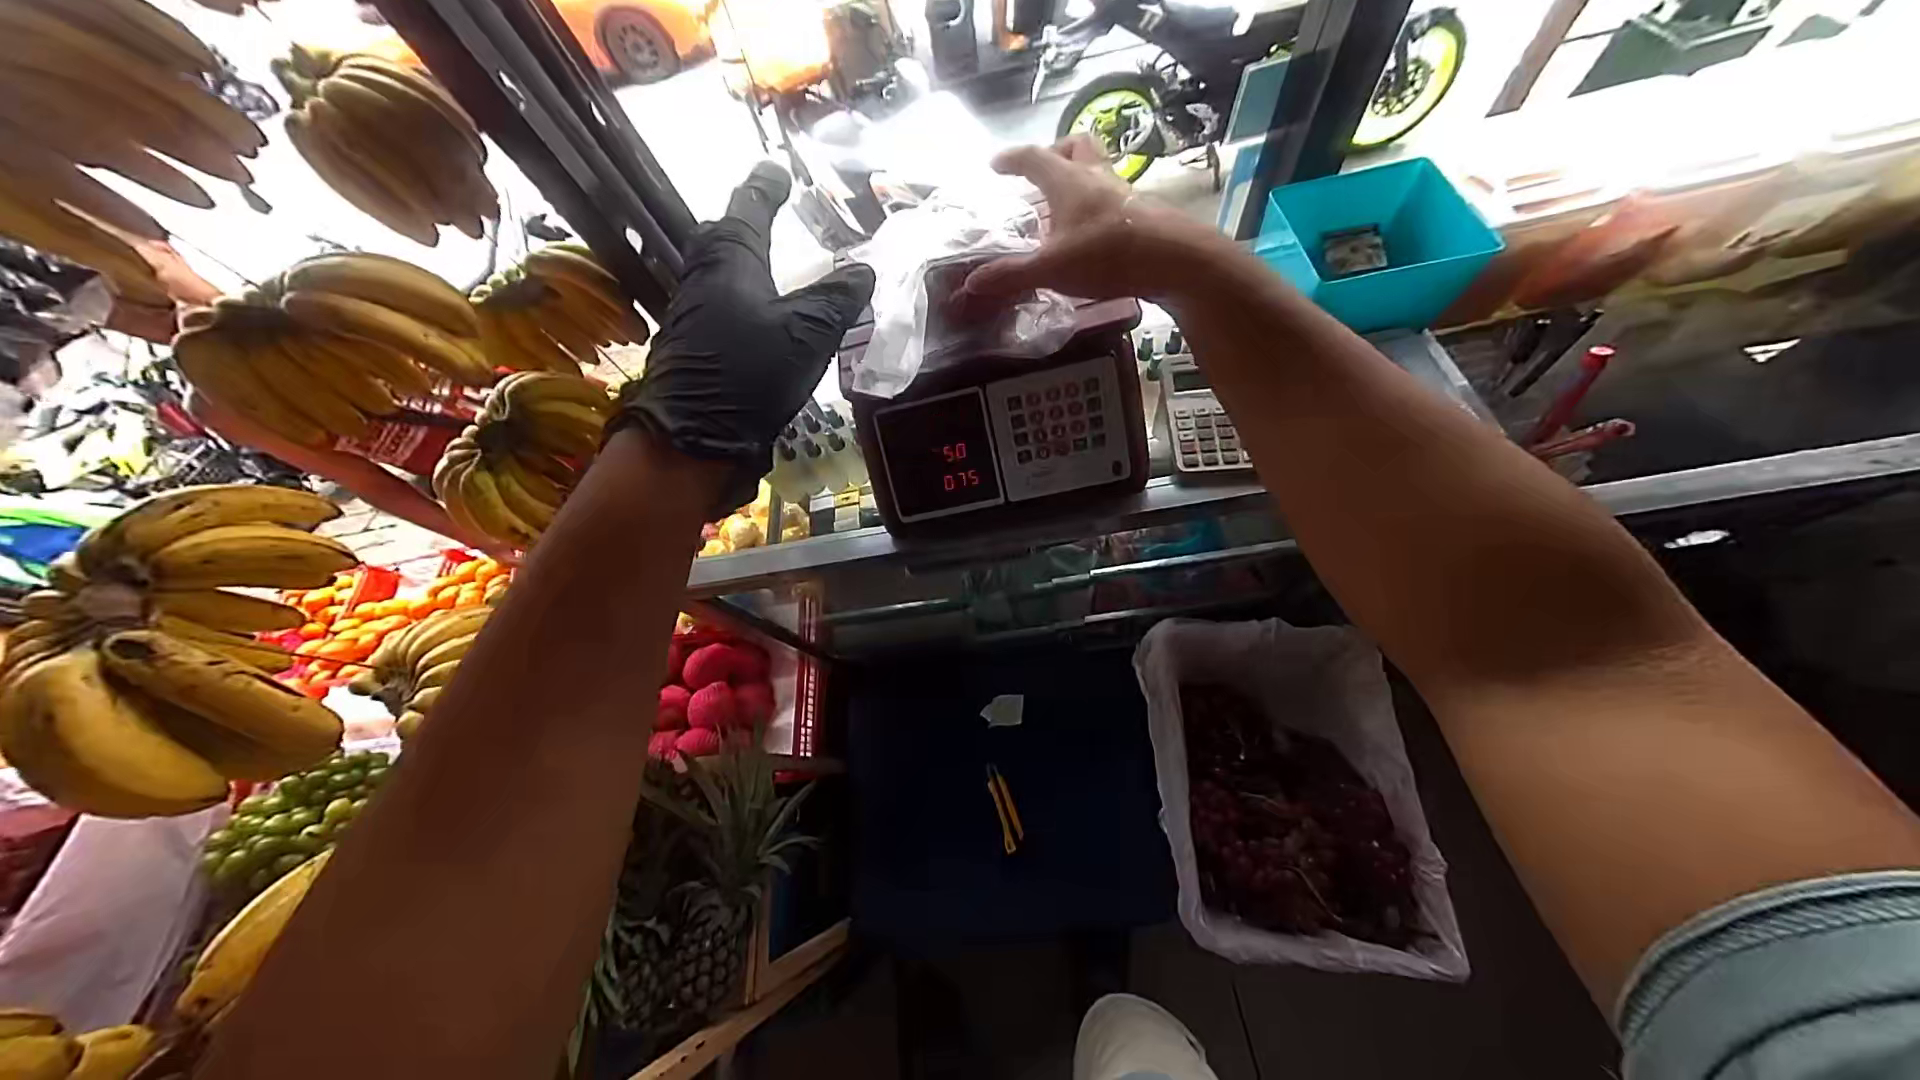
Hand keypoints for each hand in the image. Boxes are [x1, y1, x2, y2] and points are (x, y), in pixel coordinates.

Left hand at [611, 162, 874, 511]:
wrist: (694, 437)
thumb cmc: (750, 371)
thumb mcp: (808, 332)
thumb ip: (838, 298)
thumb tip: (864, 270)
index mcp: (730, 259)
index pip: (749, 206)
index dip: (766, 187)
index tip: (777, 169)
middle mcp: (703, 278)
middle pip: (722, 237)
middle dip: (744, 223)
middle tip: (767, 217)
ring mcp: (692, 314)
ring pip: (718, 274)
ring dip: (742, 265)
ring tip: (770, 269)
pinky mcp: (693, 348)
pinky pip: (720, 307)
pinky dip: (741, 301)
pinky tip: (758, 321)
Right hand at [959, 136, 1225, 306]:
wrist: (1174, 259)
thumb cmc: (1107, 255)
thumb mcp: (1051, 268)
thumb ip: (1011, 275)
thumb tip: (972, 284)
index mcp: (1068, 181)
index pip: (1033, 157)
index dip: (1011, 159)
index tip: (996, 164)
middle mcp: (1096, 178)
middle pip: (1076, 146)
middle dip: (1054, 153)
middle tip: (1039, 174)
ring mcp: (1122, 194)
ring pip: (1097, 171)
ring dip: (1077, 180)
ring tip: (1062, 208)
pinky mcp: (1141, 214)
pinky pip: (1112, 198)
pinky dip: (1095, 207)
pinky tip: (1090, 234)